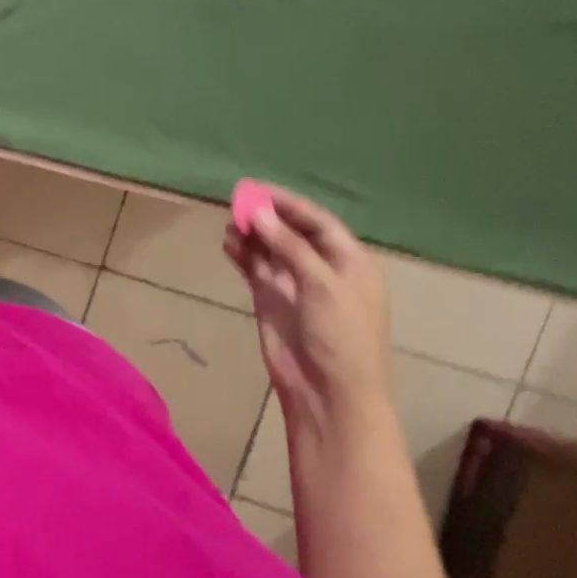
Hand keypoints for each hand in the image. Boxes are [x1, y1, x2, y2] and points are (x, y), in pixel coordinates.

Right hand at [223, 187, 391, 425]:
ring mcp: (294, 284)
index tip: (256, 188)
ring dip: (250, 234)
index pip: (318, 222)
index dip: (289, 204)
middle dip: (266, 216)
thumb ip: (290, 247)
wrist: (328, 389)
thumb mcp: (322, 286)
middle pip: (291, 232)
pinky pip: (254, 268)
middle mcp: (322, 269)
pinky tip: (227, 244)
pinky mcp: (271, 299)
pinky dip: (241, 254)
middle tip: (234, 202)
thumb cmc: (340, 336)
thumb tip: (257, 213)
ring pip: (269, 248)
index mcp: (350, 263)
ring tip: (227, 224)